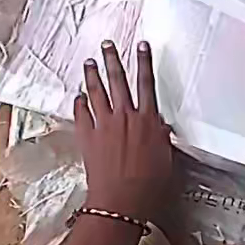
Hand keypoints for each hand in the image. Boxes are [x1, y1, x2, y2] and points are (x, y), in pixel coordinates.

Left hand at [74, 41, 171, 223]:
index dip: (144, 63)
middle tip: (107, 44)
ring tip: (89, 62)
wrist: (122, 200)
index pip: (147, 84)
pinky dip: (79, 103)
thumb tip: (159, 124)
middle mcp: (125, 117)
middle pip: (118, 81)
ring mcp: (104, 125)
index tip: (141, 46)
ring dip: (92, 75)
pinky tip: (78, 97)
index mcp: (147, 120)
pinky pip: (82, 114)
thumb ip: (161, 136)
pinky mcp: (88, 136)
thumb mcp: (165, 157)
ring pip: (97, 92)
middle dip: (113, 60)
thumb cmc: (149, 183)